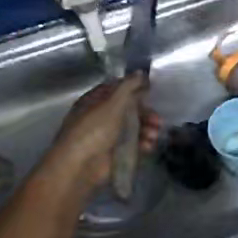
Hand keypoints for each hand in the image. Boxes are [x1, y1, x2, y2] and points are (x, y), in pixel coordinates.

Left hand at [46, 76, 163, 187]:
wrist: (80, 165)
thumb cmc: (93, 129)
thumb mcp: (112, 103)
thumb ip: (128, 87)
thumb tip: (140, 72)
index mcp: (95, 101)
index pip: (117, 90)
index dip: (134, 89)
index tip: (151, 91)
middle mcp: (101, 116)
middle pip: (129, 110)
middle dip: (146, 113)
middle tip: (157, 119)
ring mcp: (108, 135)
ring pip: (134, 127)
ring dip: (147, 129)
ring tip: (154, 134)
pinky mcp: (115, 152)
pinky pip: (134, 144)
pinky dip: (143, 143)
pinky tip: (149, 145)